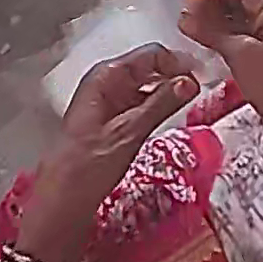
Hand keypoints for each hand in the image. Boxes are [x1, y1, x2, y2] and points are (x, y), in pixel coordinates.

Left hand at [16, 45, 198, 261]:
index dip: (179, 63)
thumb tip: (190, 81)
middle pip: (150, 67)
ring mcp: (110, 101)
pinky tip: (172, 114)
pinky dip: (159, 105)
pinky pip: (142, 102)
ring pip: (148, 85)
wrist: (60, 207)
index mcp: (106, 76)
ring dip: (169, 91)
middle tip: (201, 89)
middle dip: (176, 75)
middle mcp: (107, 82)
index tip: (202, 75)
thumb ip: (162, 103)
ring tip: (192, 101)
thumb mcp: (129, 133)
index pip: (151, 54)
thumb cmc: (87, 167)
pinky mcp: (113, 120)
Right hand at [178, 0, 262, 142]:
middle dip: (204, 2)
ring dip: (209, 16)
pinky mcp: (261, 33)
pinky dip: (218, 28)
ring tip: (193, 34)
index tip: (187, 9)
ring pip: (228, 5)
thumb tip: (185, 17)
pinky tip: (205, 40)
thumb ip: (210, 31)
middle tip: (187, 24)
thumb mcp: (241, 55)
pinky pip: (234, 21)